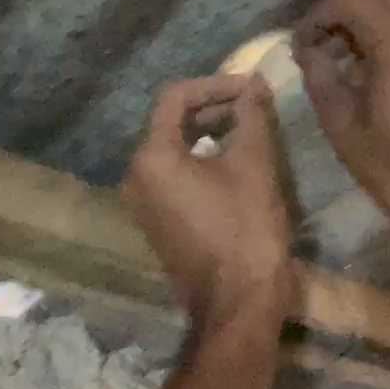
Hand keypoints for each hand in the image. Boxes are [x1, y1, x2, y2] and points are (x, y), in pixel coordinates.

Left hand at [122, 75, 294, 330]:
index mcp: (151, 157)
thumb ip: (251, 116)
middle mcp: (135, 176)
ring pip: (172, 149)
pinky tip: (233, 161)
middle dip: (213, 108)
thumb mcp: (254, 165)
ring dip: (208, 133)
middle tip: (254, 105)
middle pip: (170, 122)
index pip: (176, 97)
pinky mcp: (156, 222)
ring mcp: (142, 202)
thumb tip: (253, 84)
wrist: (236, 304)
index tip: (252, 88)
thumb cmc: (246, 230)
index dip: (216, 84)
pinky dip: (200, 160)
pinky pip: (173, 175)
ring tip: (248, 128)